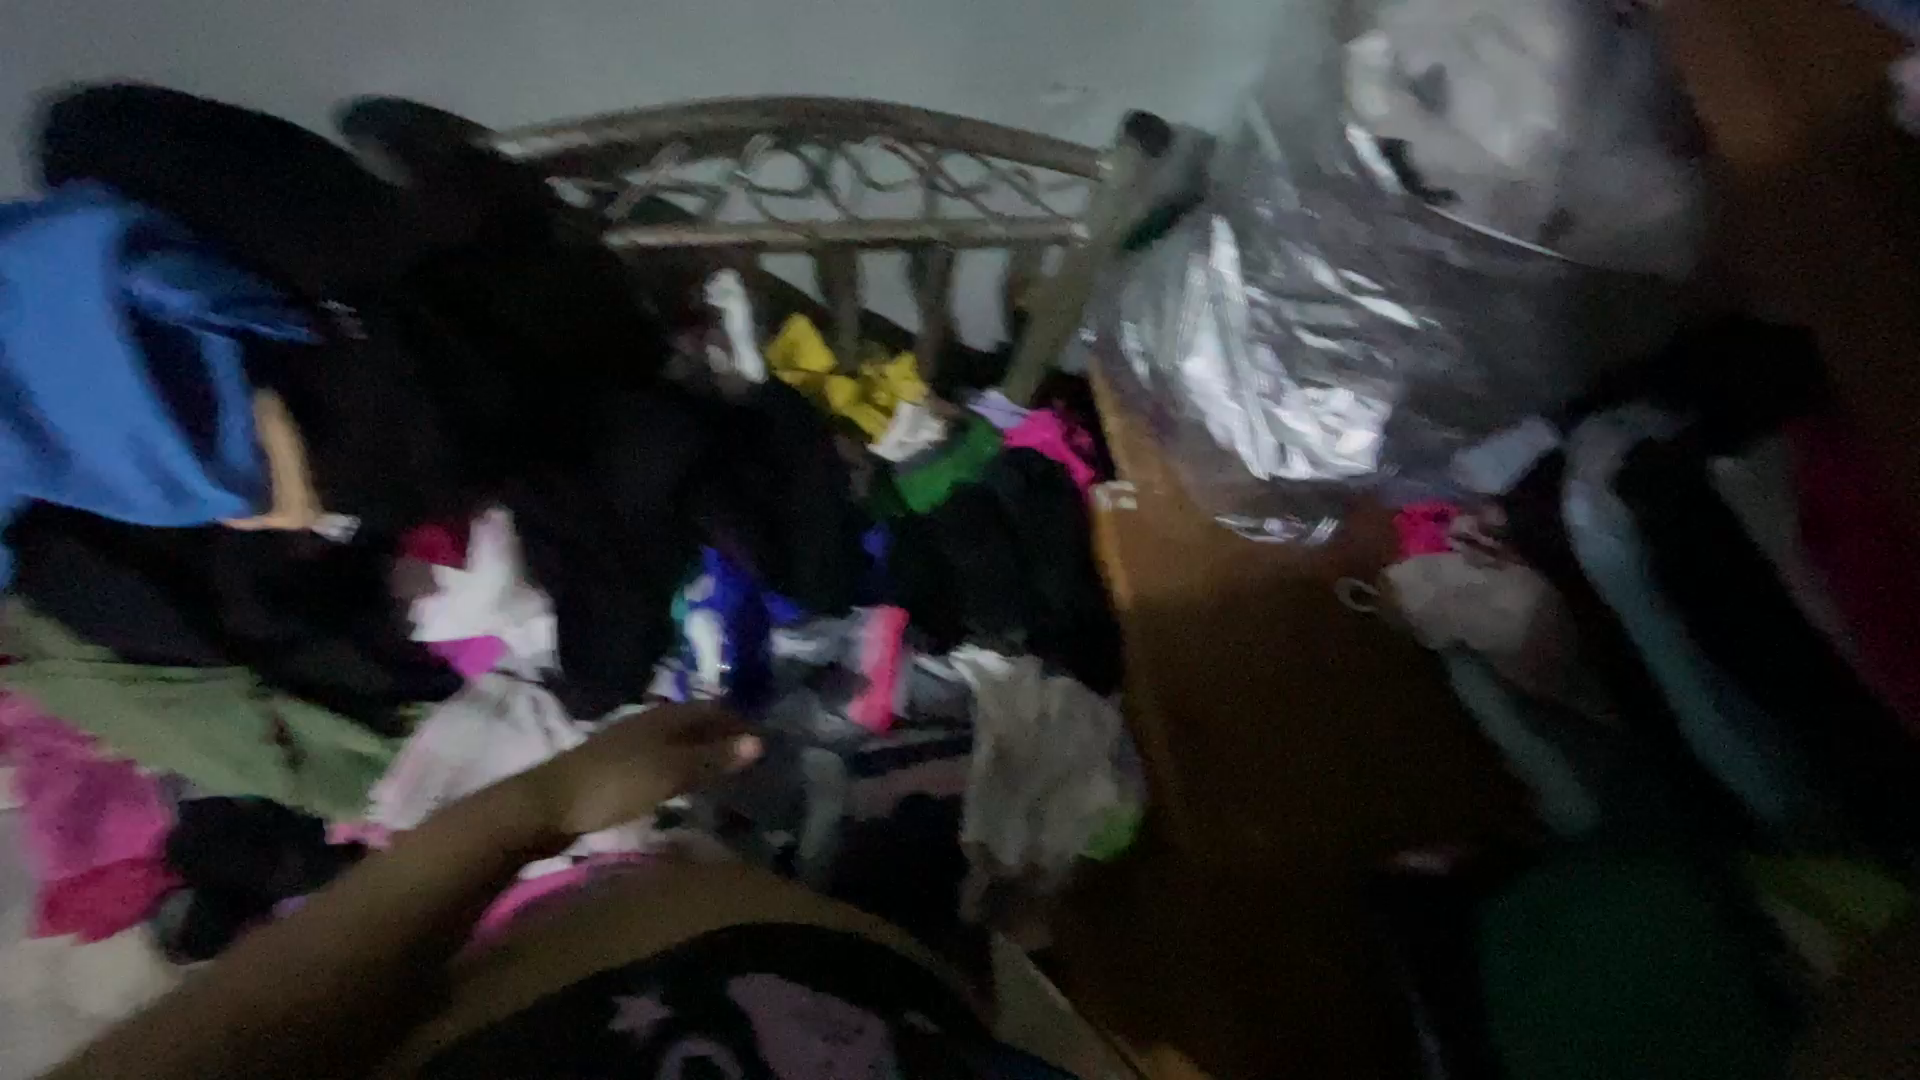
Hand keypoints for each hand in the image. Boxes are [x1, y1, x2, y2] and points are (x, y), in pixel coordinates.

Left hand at [513, 704, 763, 839]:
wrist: (546, 805)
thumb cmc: (615, 784)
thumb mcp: (671, 772)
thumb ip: (714, 758)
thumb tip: (760, 742)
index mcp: (666, 715)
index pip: (715, 709)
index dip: (741, 722)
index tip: (765, 742)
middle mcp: (650, 719)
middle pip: (696, 721)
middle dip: (724, 733)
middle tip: (748, 757)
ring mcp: (630, 740)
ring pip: (678, 738)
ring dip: (702, 749)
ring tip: (722, 769)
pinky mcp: (616, 763)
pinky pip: (662, 754)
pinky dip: (681, 762)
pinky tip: (682, 780)